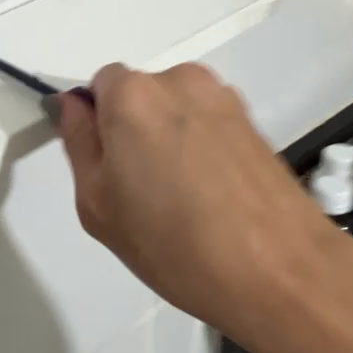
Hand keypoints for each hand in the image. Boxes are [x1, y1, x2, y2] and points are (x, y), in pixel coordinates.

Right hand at [54, 63, 352, 337]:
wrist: (279, 272)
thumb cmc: (173, 243)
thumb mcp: (98, 204)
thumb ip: (79, 143)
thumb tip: (73, 106)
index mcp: (132, 95)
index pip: (99, 86)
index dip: (97, 124)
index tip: (105, 168)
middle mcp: (179, 81)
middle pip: (140, 95)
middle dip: (133, 130)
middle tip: (140, 191)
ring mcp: (224, 99)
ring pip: (177, 111)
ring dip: (170, 140)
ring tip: (183, 200)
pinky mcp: (255, 123)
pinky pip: (210, 126)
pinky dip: (203, 150)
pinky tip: (213, 199)